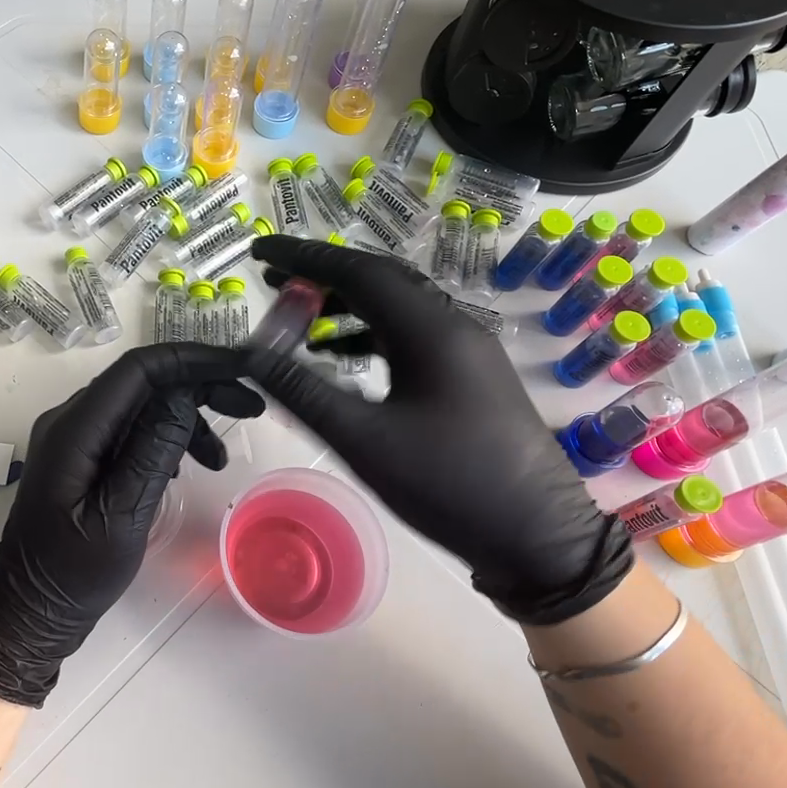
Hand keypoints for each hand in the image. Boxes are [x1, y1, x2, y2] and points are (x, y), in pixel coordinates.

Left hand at [0, 343, 263, 705]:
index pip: (138, 370)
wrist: (30, 612)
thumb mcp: (120, 517)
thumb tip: (183, 396)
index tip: (241, 367)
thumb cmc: (72, 576)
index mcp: (74, 430)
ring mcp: (75, 438)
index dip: (192, 360)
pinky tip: (186, 467)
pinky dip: (165, 440)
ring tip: (220, 459)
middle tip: (250, 406)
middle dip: (199, 386)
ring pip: (140, 405)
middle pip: (143, 382)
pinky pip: (130, 430)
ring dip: (186, 419)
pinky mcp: (83, 456)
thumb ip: (151, 452)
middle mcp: (70, 420)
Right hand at [241, 235, 630, 625]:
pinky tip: (340, 358)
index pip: (356, 272)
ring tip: (298, 320)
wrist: (539, 538)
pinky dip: (368, 334)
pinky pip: (411, 334)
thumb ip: (301, 392)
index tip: (257, 249)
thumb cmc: (448, 485)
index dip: (302, 256)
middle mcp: (452, 325)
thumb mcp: (363, 440)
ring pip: (397, 306)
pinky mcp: (470, 375)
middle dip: (322, 274)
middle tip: (273, 279)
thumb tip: (247, 355)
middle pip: (379, 280)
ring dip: (345, 305)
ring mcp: (466, 349)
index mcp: (429, 330)